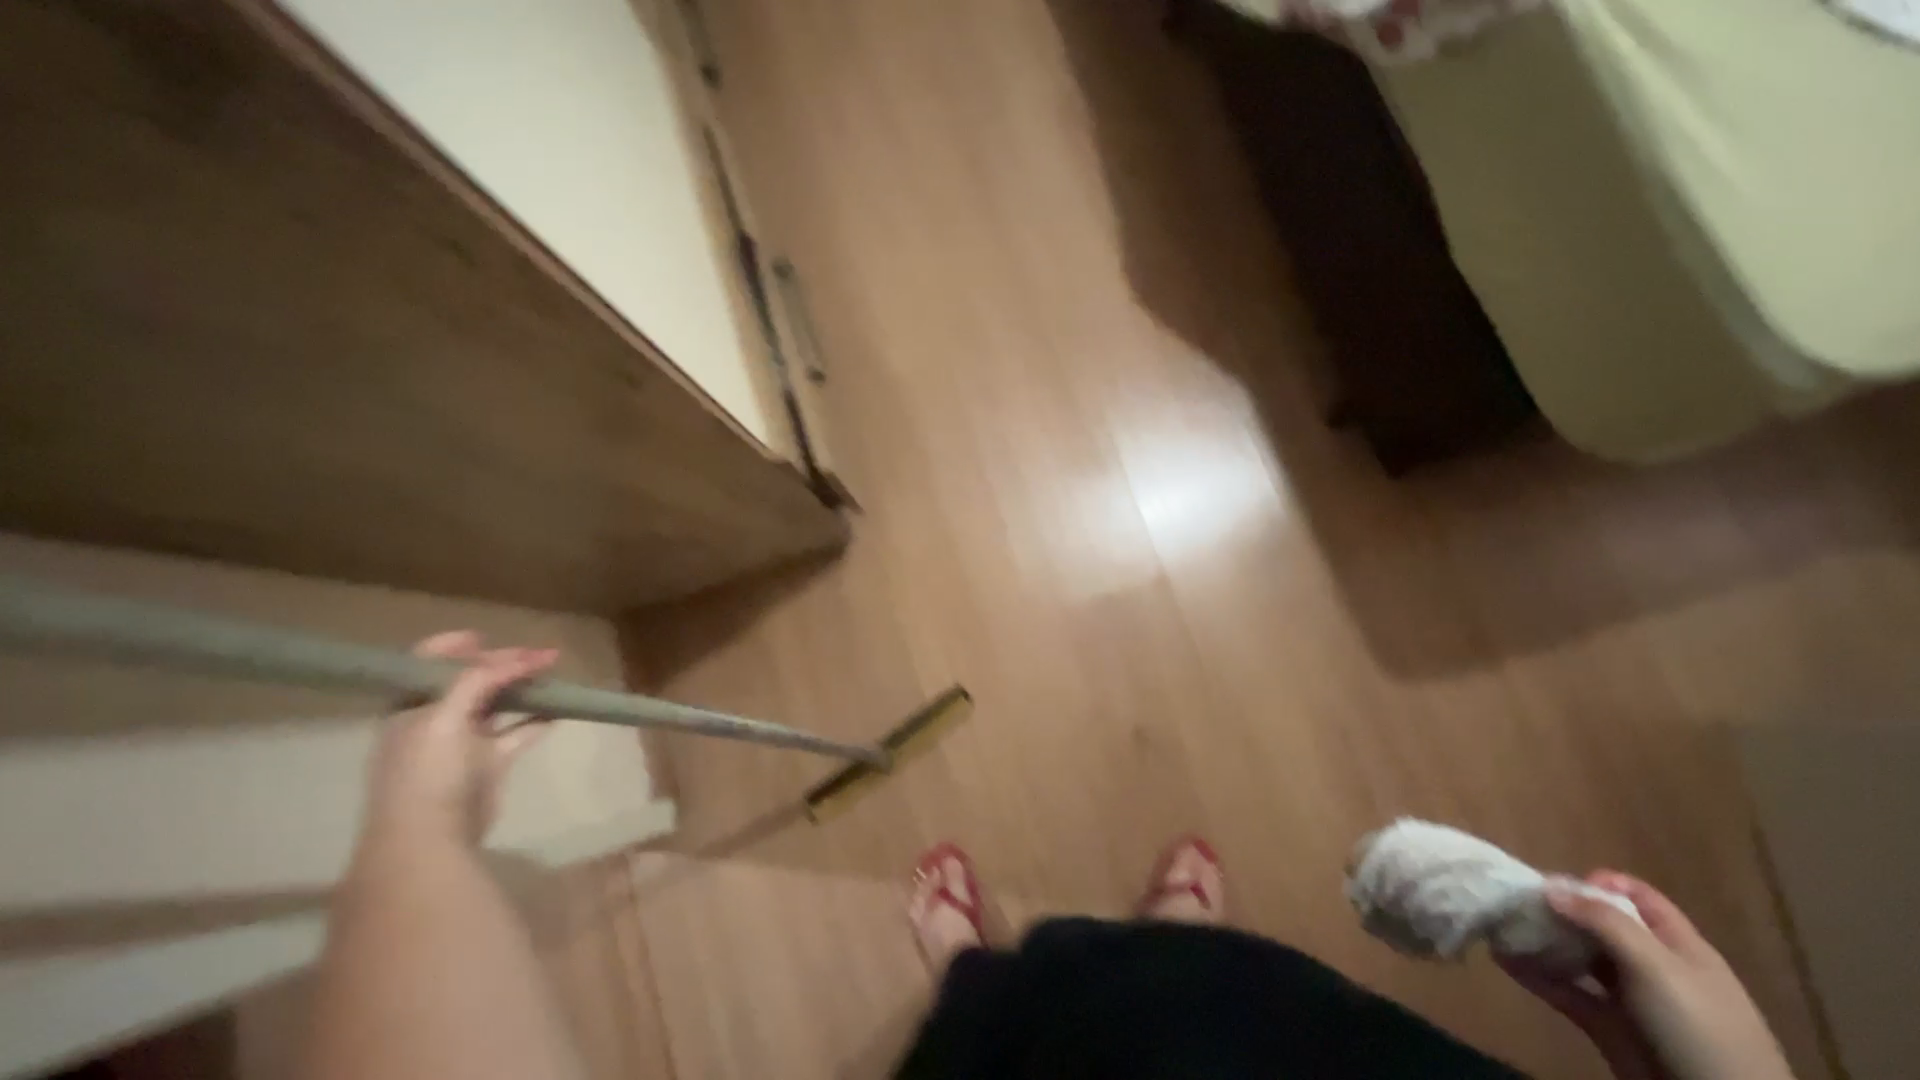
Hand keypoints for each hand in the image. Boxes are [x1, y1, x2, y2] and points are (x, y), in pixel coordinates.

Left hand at [364, 632, 559, 848]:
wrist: (429, 837)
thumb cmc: (427, 771)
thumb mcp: (444, 717)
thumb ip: (478, 680)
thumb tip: (516, 658)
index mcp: (411, 706)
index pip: (429, 664)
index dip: (454, 646)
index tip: (486, 636)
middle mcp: (435, 720)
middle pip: (470, 680)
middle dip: (502, 663)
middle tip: (540, 655)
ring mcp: (463, 744)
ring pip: (496, 705)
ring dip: (522, 688)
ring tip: (552, 673)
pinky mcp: (489, 765)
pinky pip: (516, 734)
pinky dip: (535, 721)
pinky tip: (557, 710)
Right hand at [1500, 871, 1794, 1079]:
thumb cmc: (1699, 1028)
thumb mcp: (1657, 967)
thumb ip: (1605, 922)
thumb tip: (1550, 887)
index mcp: (1678, 945)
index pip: (1637, 897)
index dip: (1599, 884)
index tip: (1557, 885)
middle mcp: (1652, 967)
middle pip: (1602, 925)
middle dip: (1561, 910)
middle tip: (1516, 902)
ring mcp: (1629, 999)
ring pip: (1580, 959)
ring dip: (1543, 942)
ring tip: (1500, 927)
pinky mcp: (1608, 1027)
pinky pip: (1567, 993)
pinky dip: (1535, 976)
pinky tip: (1503, 961)